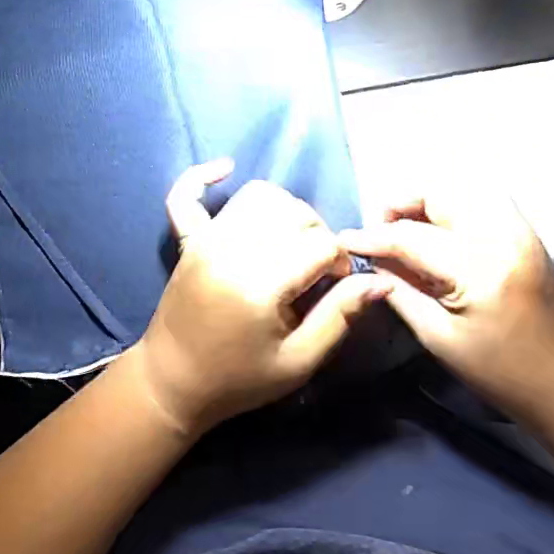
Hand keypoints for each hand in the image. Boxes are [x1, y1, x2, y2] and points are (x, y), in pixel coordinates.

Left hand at [132, 160, 391, 435]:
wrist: (173, 385)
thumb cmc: (239, 380)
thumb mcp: (298, 361)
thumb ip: (339, 316)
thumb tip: (380, 281)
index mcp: (259, 285)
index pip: (320, 244)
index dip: (341, 262)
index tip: (337, 286)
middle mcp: (230, 250)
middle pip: (294, 213)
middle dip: (318, 235)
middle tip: (316, 271)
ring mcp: (204, 241)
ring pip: (258, 196)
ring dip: (285, 210)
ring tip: (291, 242)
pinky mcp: (187, 241)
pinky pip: (186, 196)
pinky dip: (203, 177)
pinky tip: (226, 169)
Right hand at [339, 188, 553, 434]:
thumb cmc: (497, 371)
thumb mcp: (438, 337)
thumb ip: (400, 291)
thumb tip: (373, 261)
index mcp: (479, 270)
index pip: (412, 237)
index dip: (373, 238)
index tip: (344, 241)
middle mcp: (502, 236)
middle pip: (439, 194)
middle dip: (400, 206)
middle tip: (380, 235)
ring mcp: (519, 229)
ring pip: (460, 189)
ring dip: (426, 204)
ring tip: (406, 231)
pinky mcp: (526, 231)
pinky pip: (480, 200)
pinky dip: (452, 208)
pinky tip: (437, 233)